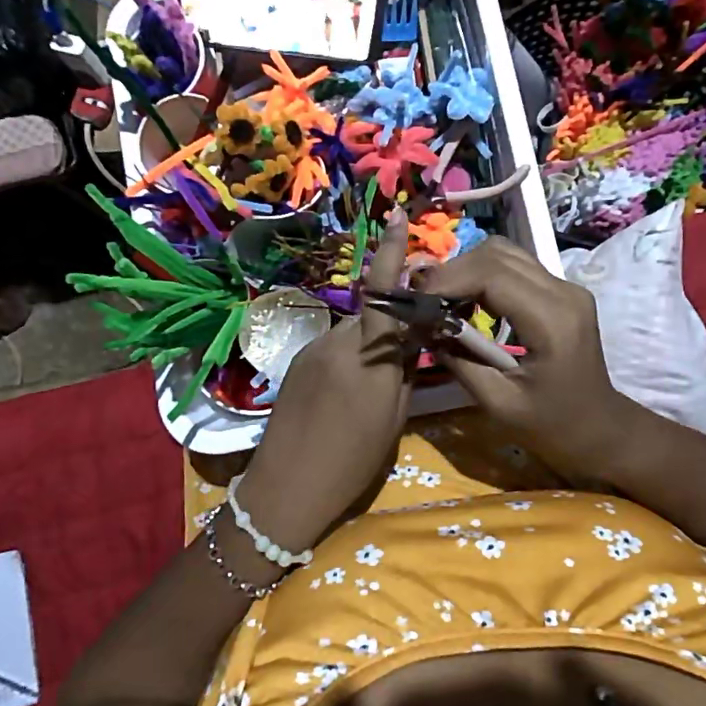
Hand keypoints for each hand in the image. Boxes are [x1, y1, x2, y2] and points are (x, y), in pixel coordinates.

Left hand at [237, 210, 413, 545]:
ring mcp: (312, 351)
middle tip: (410, 349)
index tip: (397, 217)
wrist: (285, 488)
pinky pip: (333, 347)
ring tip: (374, 387)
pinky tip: (348, 392)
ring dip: (370, 345)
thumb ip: (406, 371)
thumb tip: (420, 335)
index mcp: (369, 360)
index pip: (385, 296)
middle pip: (373, 315)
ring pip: (353, 332)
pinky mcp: (297, 363)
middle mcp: (337, 344)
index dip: (392, 254)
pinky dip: (350, 357)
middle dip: (394, 321)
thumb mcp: (394, 420)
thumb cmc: (351, 463)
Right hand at [417, 237, 641, 476]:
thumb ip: (459, 359)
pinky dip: (484, 277)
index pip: (491, 274)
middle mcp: (564, 292)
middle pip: (497, 254)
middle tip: (425, 303)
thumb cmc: (552, 427)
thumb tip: (421, 327)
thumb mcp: (498, 402)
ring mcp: (567, 288)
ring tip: (443, 303)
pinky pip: (516, 268)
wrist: (600, 430)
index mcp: (552, 320)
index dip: (448, 281)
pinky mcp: (563, 292)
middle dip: (453, 273)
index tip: (417, 303)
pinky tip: (468, 304)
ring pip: (505, 254)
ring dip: (468, 271)